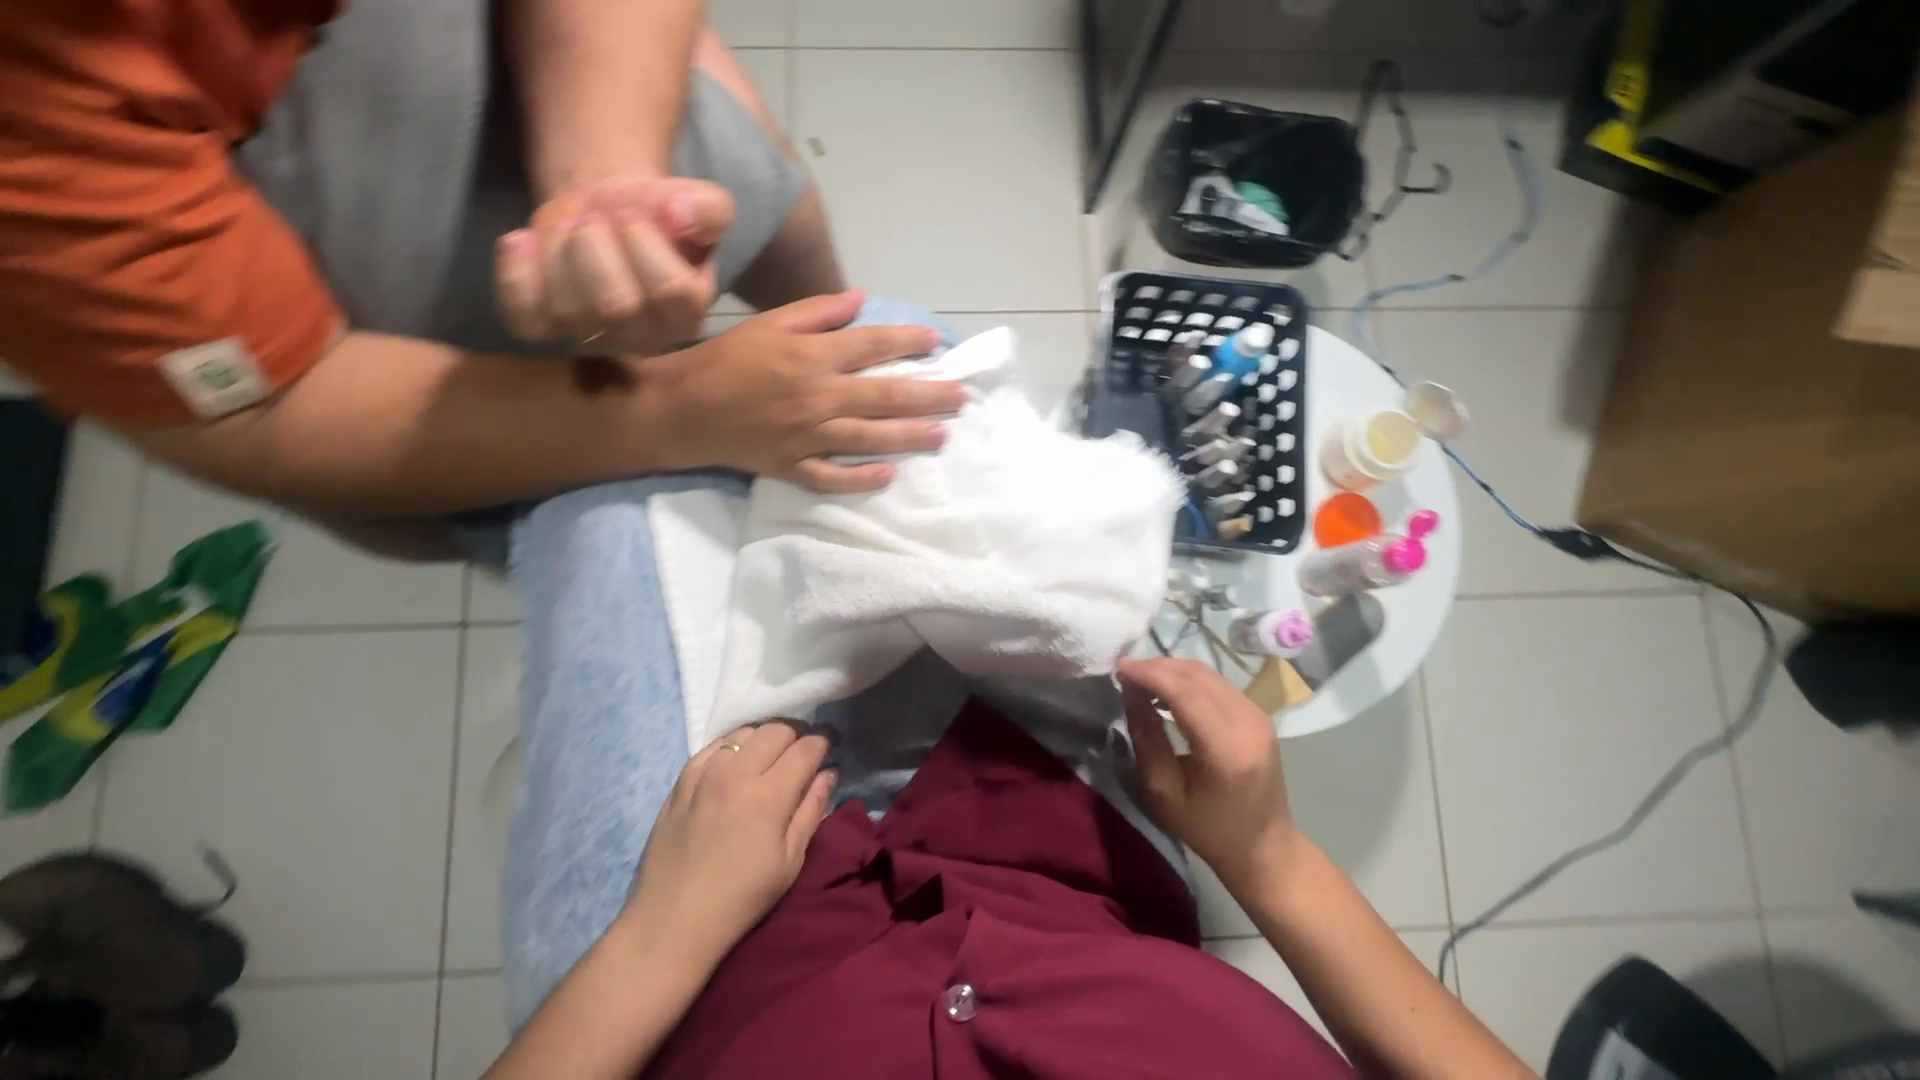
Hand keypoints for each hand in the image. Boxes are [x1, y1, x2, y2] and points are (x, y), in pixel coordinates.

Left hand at [496, 175, 735, 354]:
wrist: (612, 214)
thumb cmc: (660, 216)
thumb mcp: (701, 203)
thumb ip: (708, 208)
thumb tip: (678, 215)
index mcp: (688, 314)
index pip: (671, 292)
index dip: (644, 243)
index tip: (633, 214)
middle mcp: (645, 338)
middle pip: (616, 306)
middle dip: (596, 245)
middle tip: (595, 220)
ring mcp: (594, 339)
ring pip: (568, 309)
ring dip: (559, 250)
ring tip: (571, 228)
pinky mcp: (548, 330)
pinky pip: (524, 318)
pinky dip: (515, 275)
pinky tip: (524, 241)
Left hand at [620, 722, 836, 961]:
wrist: (672, 920)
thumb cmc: (741, 898)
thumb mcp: (790, 861)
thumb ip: (812, 809)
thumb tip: (829, 772)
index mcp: (769, 795)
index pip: (807, 747)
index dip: (825, 740)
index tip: (832, 744)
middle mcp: (737, 773)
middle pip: (777, 729)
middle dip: (798, 734)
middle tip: (804, 752)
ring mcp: (705, 773)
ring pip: (745, 731)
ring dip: (766, 736)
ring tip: (772, 756)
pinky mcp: (681, 780)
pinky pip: (714, 745)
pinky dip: (734, 745)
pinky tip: (738, 762)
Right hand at [644, 290, 966, 492]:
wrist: (682, 408)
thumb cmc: (725, 360)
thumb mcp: (768, 323)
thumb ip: (817, 312)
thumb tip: (861, 300)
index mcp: (812, 357)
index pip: (872, 346)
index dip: (907, 340)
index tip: (936, 340)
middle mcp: (818, 397)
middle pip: (884, 396)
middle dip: (927, 396)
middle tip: (961, 398)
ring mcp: (807, 436)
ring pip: (868, 438)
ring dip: (909, 437)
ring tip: (942, 436)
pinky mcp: (793, 466)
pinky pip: (832, 478)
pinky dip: (860, 479)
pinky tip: (889, 476)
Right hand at [1118, 656, 1301, 892]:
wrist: (1263, 846)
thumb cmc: (1207, 828)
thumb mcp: (1163, 791)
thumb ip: (1147, 737)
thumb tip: (1131, 692)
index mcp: (1227, 750)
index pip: (1186, 693)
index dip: (1150, 674)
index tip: (1119, 668)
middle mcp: (1249, 724)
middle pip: (1198, 676)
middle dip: (1157, 667)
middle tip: (1125, 673)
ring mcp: (1259, 716)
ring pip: (1209, 674)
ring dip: (1172, 670)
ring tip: (1141, 679)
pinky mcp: (1260, 715)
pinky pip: (1219, 683)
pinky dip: (1189, 679)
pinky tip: (1168, 689)